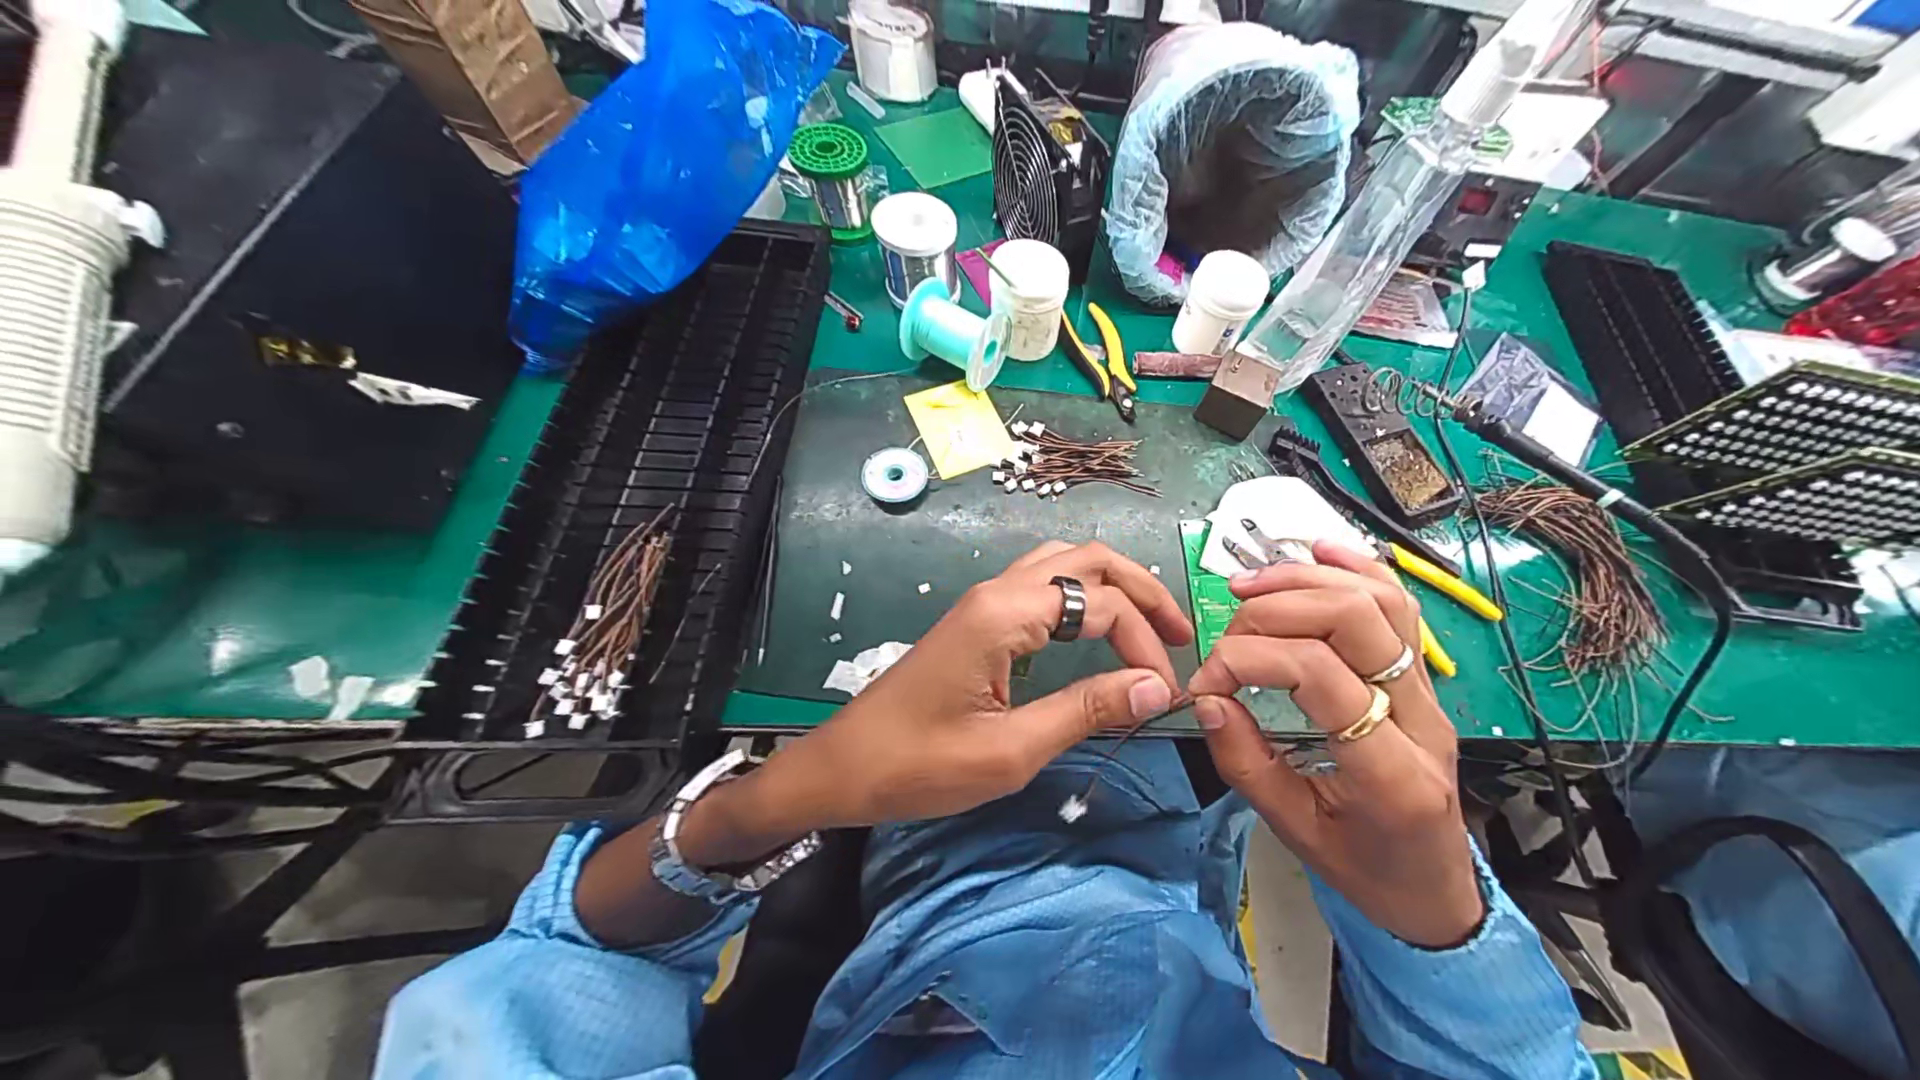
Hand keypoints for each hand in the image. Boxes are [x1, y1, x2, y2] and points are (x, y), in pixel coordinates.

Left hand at [679, 542, 1194, 865]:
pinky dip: (1082, 599)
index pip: (1101, 605)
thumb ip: (1085, 711)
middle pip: (1087, 559)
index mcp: (1003, 613)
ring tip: (1149, 629)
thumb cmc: (918, 765)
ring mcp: (984, 601)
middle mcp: (996, 591)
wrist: (845, 767)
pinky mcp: (977, 621)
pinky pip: (1042, 588)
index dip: (1144, 644)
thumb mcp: (1009, 751)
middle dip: (1142, 590)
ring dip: (1113, 588)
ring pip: (1063, 566)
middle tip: (1181, 634)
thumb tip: (1156, 687)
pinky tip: (1097, 632)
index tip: (1165, 692)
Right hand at [1188, 541, 1483, 947]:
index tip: (1207, 681)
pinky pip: (1401, 606)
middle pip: (1353, 620)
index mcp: (1388, 769)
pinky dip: (1357, 567)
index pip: (1317, 674)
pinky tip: (1316, 549)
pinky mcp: (1424, 679)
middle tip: (1227, 634)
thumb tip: (1207, 696)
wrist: (1433, 890)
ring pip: (1379, 600)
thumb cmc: (1362, 866)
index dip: (1248, 660)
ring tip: (1249, 586)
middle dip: (1273, 611)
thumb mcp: (1290, 828)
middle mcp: (1421, 718)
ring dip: (1306, 579)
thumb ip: (1243, 760)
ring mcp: (1430, 693)